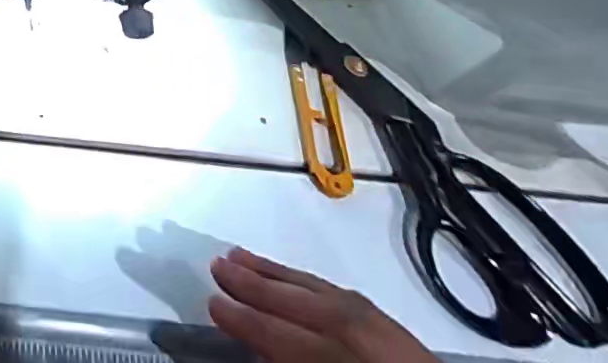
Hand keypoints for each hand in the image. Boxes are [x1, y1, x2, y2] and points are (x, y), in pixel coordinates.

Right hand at [209, 248, 439, 362]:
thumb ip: (293, 361)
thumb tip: (260, 351)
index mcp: (339, 358)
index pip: (282, 336)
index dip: (244, 320)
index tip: (213, 303)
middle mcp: (358, 337)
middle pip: (297, 303)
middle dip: (254, 284)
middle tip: (217, 264)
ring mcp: (380, 327)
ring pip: (317, 289)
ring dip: (275, 272)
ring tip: (240, 255)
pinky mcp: (393, 326)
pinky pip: (339, 292)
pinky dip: (307, 280)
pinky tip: (291, 276)